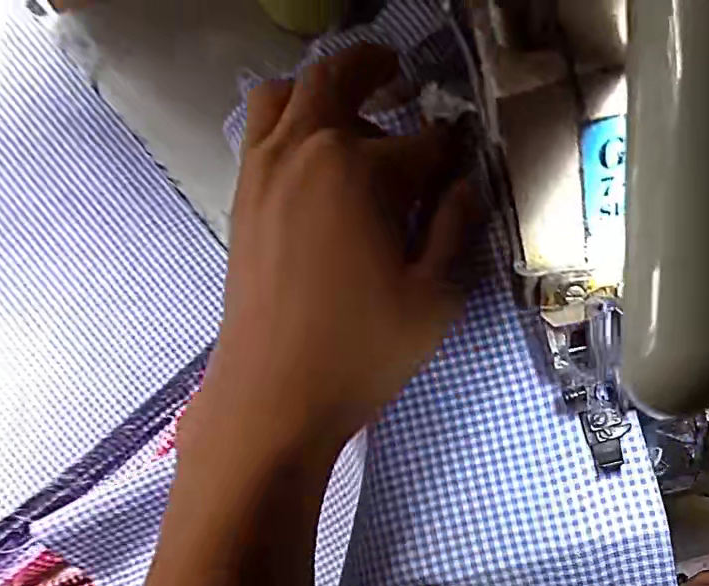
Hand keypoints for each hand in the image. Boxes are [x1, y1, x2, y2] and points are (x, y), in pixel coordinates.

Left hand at [178, 44, 476, 488]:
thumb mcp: (433, 301)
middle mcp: (306, 151)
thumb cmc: (364, 352)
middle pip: (340, 80)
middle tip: (401, 74)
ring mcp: (264, 171)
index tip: (465, 158)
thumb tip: (465, 187)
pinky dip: (288, 118)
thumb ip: (452, 233)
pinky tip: (312, 153)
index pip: (422, 143)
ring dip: (322, 86)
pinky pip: (260, 130)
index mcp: (362, 172)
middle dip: (376, 69)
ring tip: (350, 103)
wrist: (277, 393)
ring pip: (287, 92)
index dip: (451, 149)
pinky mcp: (243, 199)